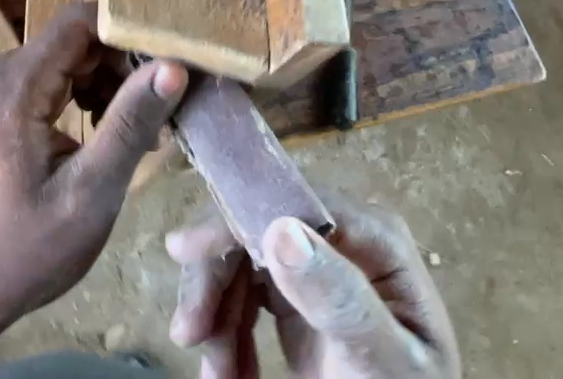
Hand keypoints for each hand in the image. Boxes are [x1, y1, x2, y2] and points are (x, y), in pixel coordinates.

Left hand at [0, 2, 188, 338]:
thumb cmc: (26, 250)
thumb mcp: (90, 192)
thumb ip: (130, 123)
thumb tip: (174, 65)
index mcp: (18, 84)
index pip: (82, 19)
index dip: (130, 32)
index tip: (173, 61)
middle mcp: (7, 71)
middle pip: (82, 38)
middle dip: (128, 65)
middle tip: (165, 110)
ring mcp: (6, 86)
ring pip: (77, 57)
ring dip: (116, 84)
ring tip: (146, 132)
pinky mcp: (12, 103)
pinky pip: (63, 79)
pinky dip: (96, 98)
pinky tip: (116, 136)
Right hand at [166, 194, 459, 378]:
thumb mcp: (380, 356)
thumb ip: (338, 297)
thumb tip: (279, 227)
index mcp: (369, 233)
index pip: (284, 202)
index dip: (228, 221)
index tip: (182, 251)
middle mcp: (339, 235)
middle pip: (251, 229)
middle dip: (214, 280)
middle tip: (187, 334)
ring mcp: (314, 262)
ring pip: (238, 263)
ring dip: (215, 315)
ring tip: (214, 374)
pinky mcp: (295, 293)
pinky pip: (242, 294)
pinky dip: (224, 330)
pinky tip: (226, 370)